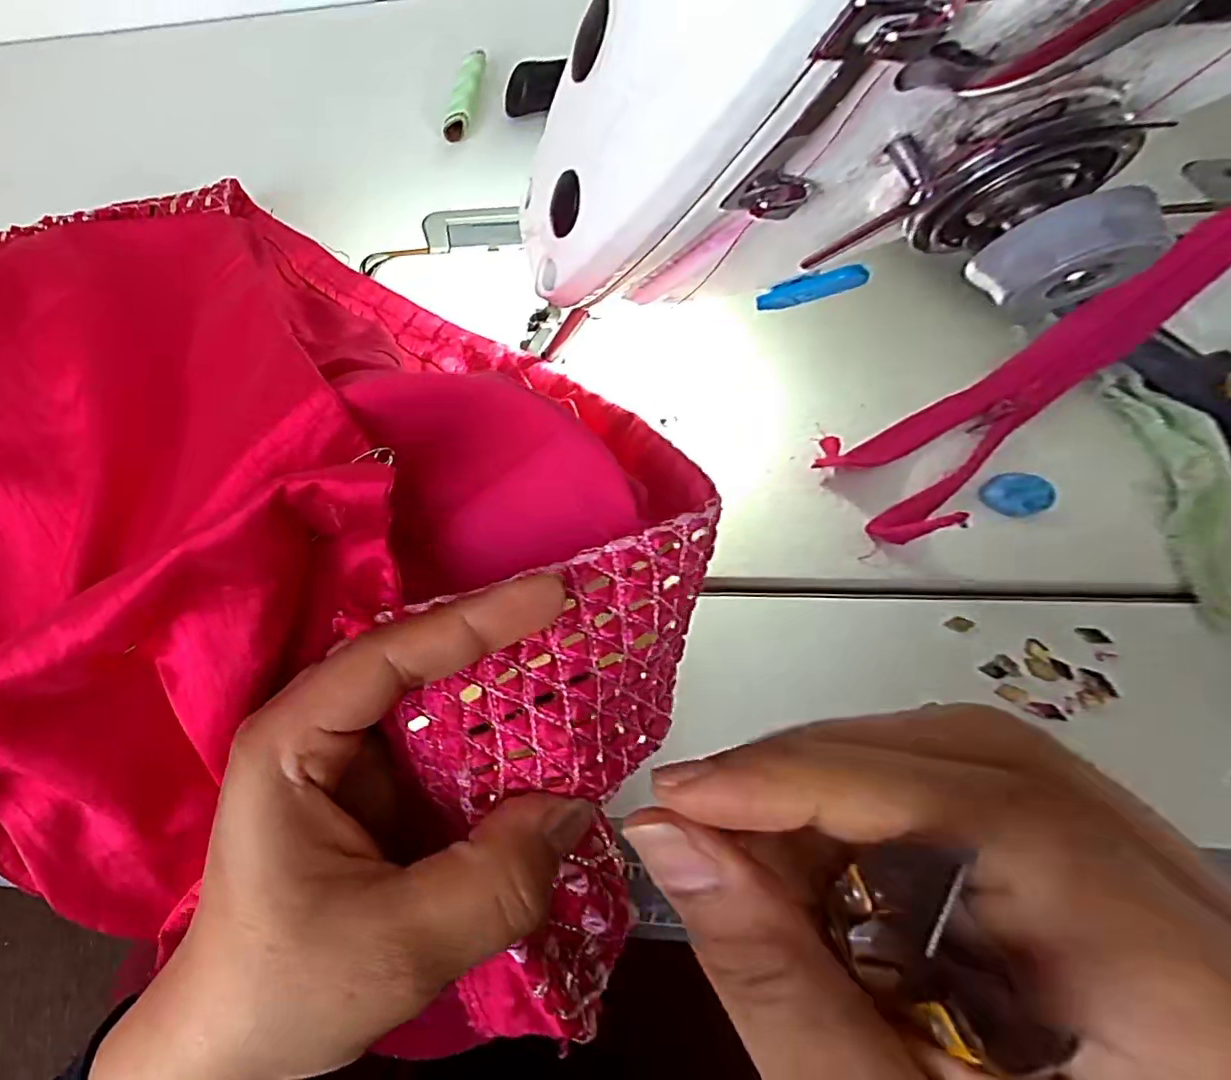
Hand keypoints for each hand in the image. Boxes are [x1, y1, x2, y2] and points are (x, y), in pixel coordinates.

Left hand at [91, 575, 597, 1079]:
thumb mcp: (400, 941)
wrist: (234, 1038)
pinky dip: (482, 753)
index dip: (468, 620)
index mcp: (289, 742)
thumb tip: (572, 805)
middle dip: (484, 645)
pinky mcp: (360, 795)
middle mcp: (307, 734)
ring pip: (422, 711)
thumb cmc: (287, 984)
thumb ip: (496, 876)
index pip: (383, 657)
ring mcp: (335, 763)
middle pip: (402, 669)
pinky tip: (532, 753)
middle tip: (568, 619)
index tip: (547, 592)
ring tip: (566, 675)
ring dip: (490, 700)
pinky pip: (429, 757)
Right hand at [623, 705, 1230, 1078]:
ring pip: (970, 765)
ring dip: (822, 784)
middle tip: (702, 809)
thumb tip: (662, 833)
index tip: (686, 794)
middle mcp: (1216, 942)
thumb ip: (771, 978)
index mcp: (1202, 1014)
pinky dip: (852, 813)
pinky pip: (965, 801)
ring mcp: (1170, 914)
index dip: (812, 777)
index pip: (1001, 813)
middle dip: (807, 768)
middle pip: (985, 763)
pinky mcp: (1108, 906)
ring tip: (745, 843)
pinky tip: (806, 867)